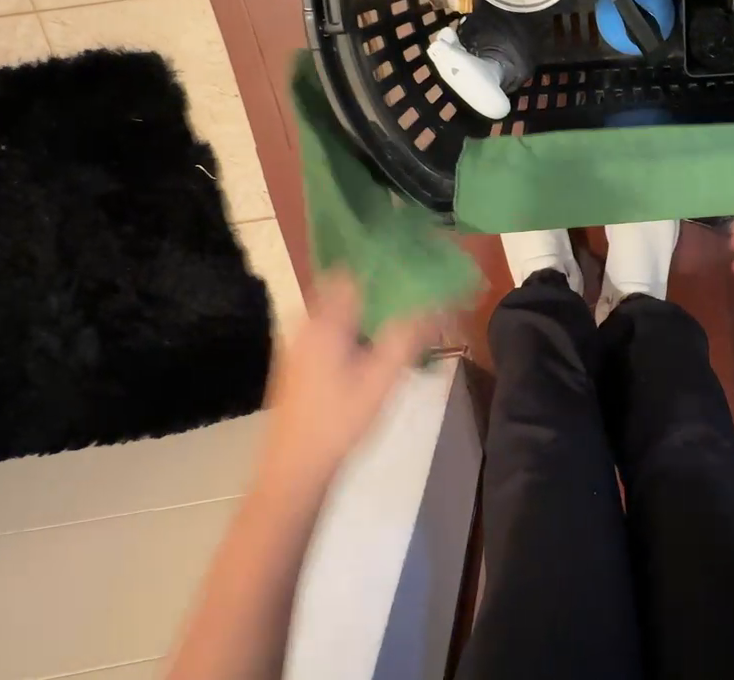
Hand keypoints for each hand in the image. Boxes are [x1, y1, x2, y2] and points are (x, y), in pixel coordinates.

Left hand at [258, 273, 437, 493]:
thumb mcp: (383, 379)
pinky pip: (334, 331)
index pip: (354, 272)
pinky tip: (382, 348)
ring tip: (408, 318)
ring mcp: (299, 345)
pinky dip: (359, 329)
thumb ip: (409, 337)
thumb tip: (439, 305)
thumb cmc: (339, 423)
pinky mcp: (300, 364)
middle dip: (383, 288)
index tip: (414, 263)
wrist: (294, 471)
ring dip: (373, 311)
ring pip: (342, 312)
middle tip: (419, 291)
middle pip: (348, 290)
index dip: (384, 263)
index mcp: (324, 323)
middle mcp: (306, 325)